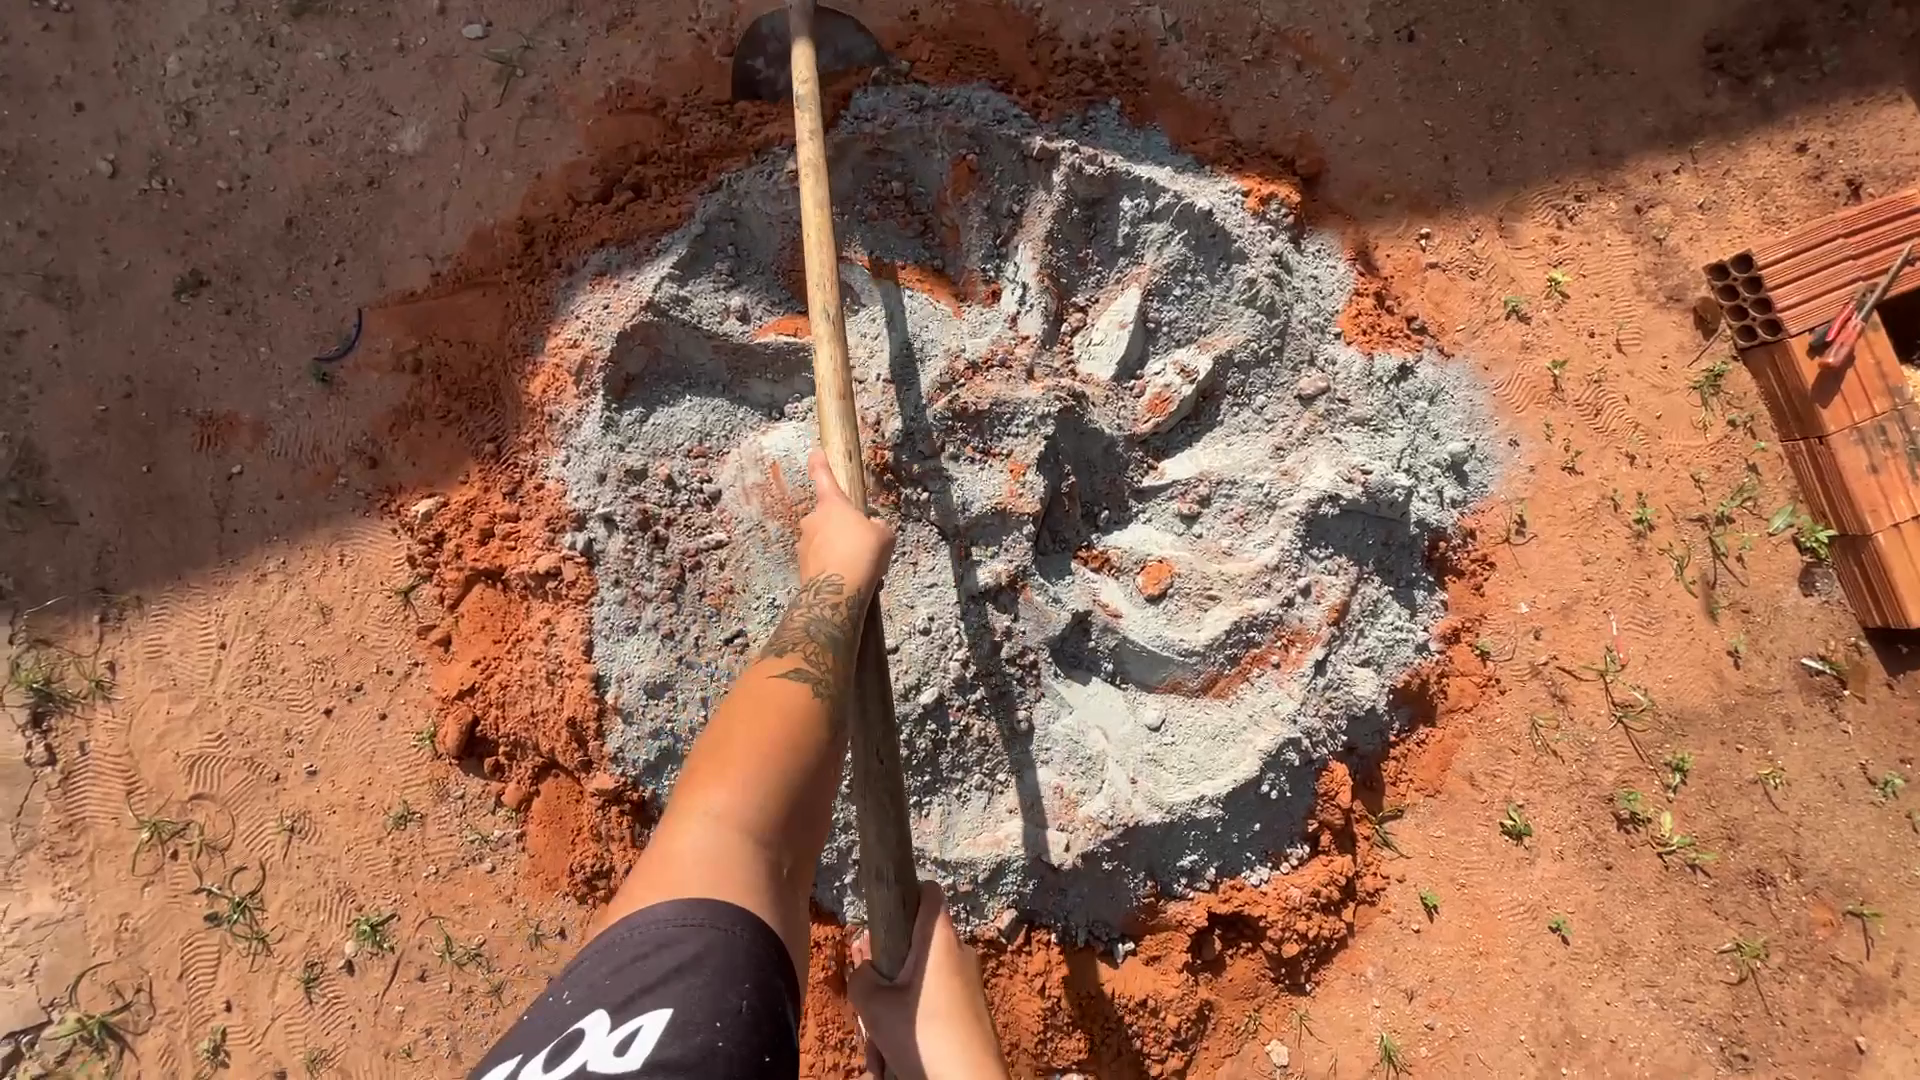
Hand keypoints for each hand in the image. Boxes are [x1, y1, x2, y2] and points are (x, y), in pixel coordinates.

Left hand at [798, 448, 896, 597]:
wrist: (837, 592)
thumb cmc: (862, 554)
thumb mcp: (884, 535)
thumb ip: (877, 526)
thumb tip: (870, 528)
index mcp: (832, 505)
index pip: (823, 476)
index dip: (820, 463)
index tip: (815, 452)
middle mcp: (812, 520)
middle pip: (826, 516)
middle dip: (840, 525)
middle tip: (859, 542)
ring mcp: (803, 544)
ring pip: (823, 540)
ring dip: (837, 548)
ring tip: (857, 566)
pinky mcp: (802, 566)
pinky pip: (821, 561)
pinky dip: (832, 566)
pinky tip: (848, 579)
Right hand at [847, 882, 1008, 1079]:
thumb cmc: (924, 1035)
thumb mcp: (875, 1007)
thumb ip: (861, 977)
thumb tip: (864, 968)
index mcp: (939, 937)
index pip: (928, 891)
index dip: (905, 894)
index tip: (883, 917)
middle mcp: (958, 950)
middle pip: (916, 943)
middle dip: (887, 970)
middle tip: (867, 1000)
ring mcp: (968, 980)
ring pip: (920, 979)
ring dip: (895, 1005)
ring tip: (878, 1044)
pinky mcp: (971, 1007)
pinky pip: (934, 1000)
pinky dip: (913, 1020)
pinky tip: (896, 1055)